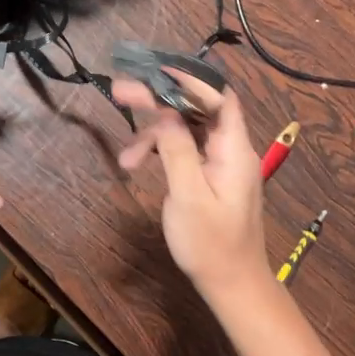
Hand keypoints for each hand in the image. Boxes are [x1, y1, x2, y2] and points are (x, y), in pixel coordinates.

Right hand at [113, 70, 270, 304]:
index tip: (156, 71)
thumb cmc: (211, 243)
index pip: (218, 99)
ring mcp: (220, 163)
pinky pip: (183, 149)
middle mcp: (230, 150)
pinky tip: (136, 165)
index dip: (190, 80)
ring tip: (125, 158)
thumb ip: (178, 150)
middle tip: (120, 93)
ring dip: (153, 135)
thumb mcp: (189, 196)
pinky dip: (160, 152)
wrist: (231, 284)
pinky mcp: (208, 176)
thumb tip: (166, 112)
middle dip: (159, 101)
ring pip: (185, 130)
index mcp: (234, 150)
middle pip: (195, 110)